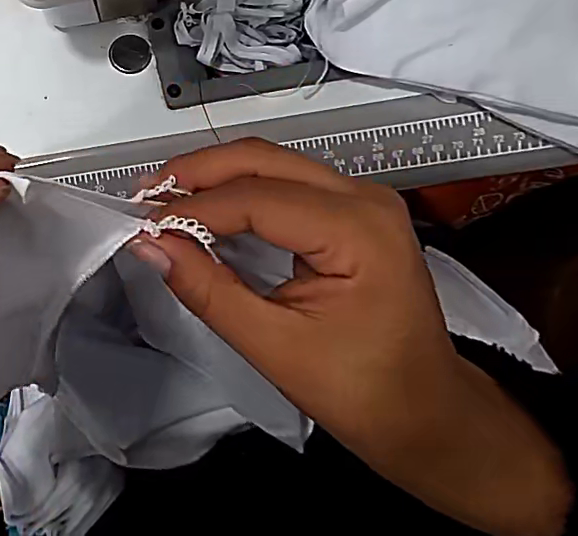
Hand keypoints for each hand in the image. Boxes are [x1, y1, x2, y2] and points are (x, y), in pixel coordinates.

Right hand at [129, 139, 571, 535]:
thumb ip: (209, 290)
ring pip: (271, 162)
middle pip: (262, 160)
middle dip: (198, 172)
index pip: (256, 199)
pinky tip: (208, 204)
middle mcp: (362, 195)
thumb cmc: (365, 395)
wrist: (433, 417)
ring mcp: (361, 195)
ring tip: (167, 198)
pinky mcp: (351, 206)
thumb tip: (149, 245)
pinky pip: (284, 179)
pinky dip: (240, 187)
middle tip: (146, 196)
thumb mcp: (276, 348)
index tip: (144, 226)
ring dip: (216, 175)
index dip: (193, 209)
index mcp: (357, 229)